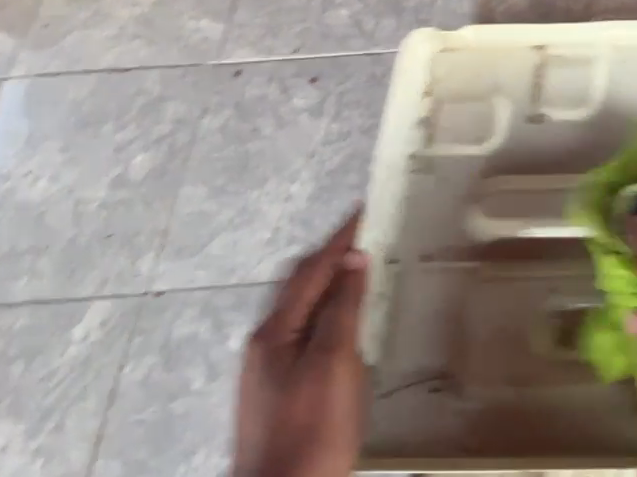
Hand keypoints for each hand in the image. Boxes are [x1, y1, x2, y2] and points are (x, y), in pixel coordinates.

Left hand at [233, 212, 368, 476]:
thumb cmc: (313, 427)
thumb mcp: (334, 363)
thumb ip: (343, 308)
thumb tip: (353, 259)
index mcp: (276, 331)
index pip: (312, 268)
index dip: (341, 237)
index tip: (368, 208)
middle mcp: (266, 342)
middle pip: (299, 282)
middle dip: (331, 254)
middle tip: (370, 234)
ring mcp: (270, 366)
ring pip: (303, 305)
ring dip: (330, 280)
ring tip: (365, 268)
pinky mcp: (281, 385)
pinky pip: (306, 327)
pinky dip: (329, 307)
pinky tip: (349, 317)